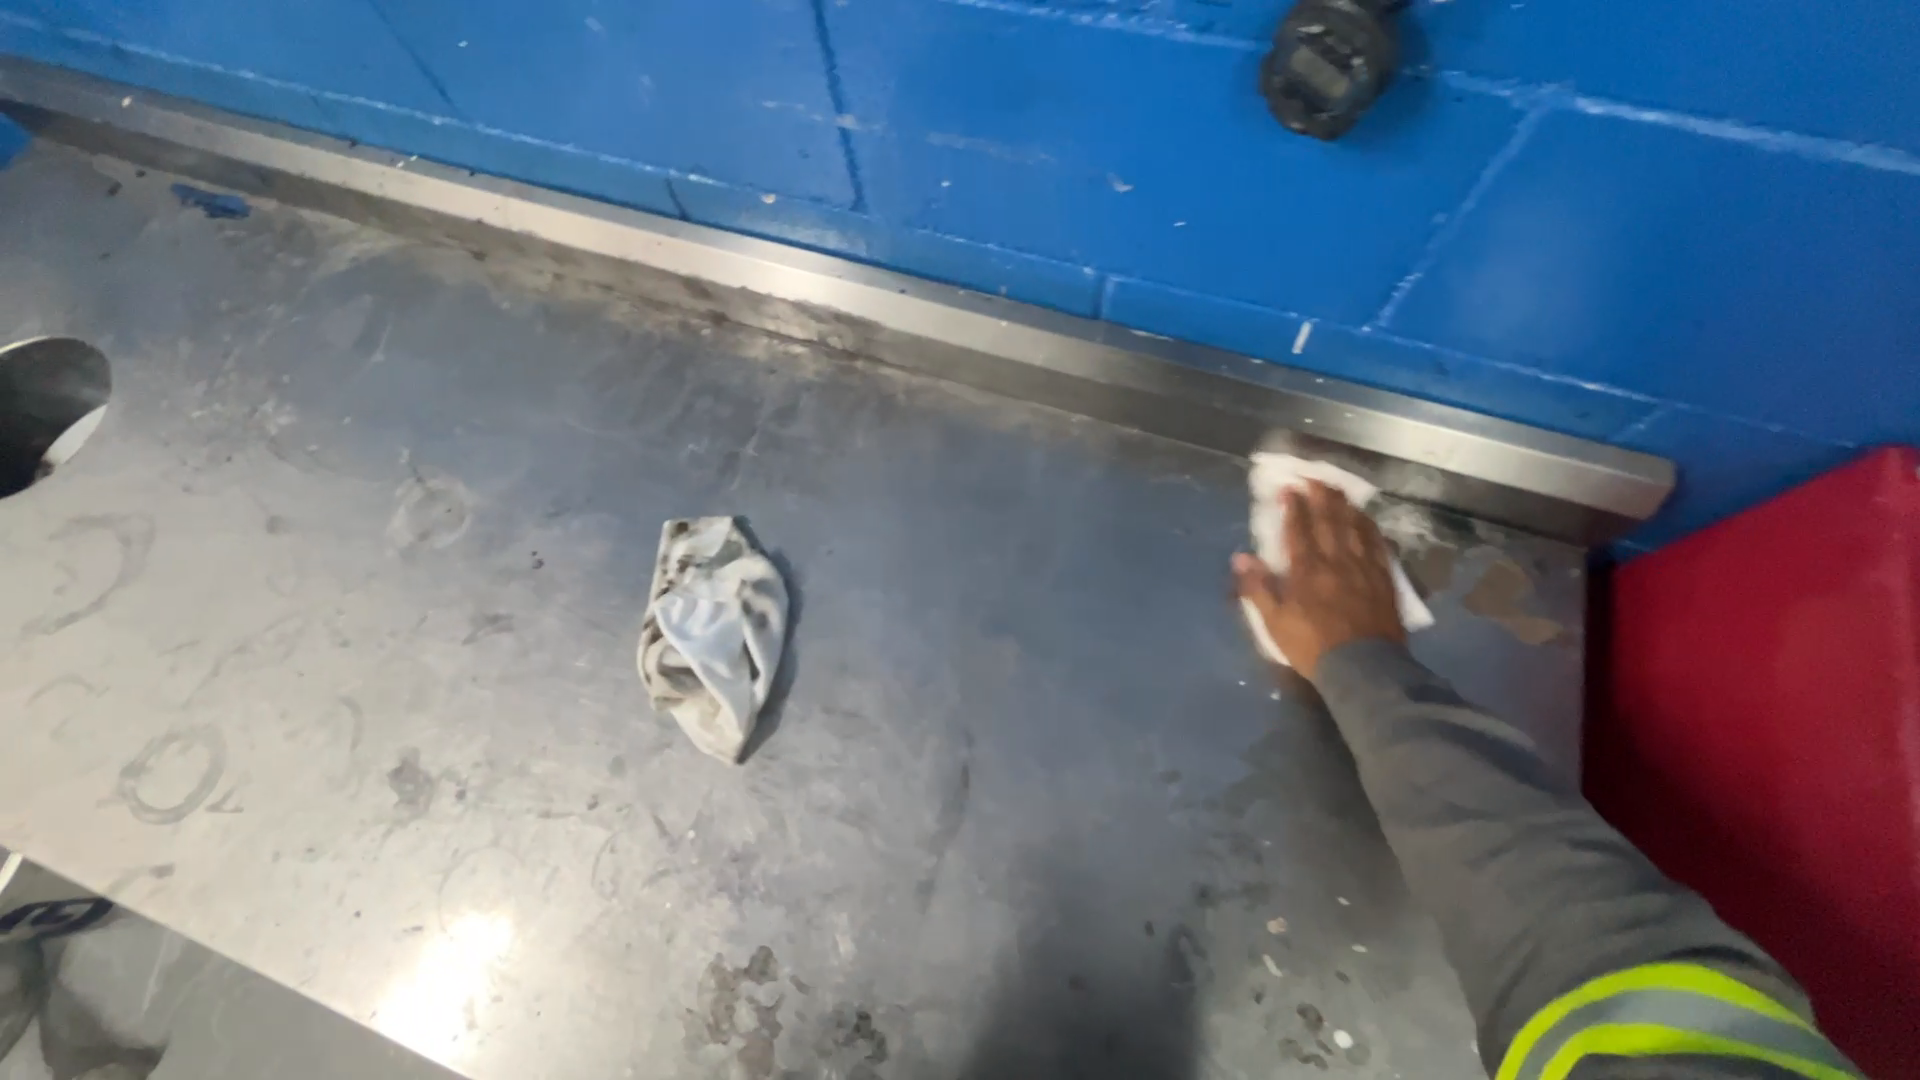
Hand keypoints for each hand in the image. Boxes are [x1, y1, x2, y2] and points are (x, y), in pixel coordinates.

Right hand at [1234, 480, 1405, 679]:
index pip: (1298, 528)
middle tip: (1313, 477)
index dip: (1292, 506)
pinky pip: (1377, 545)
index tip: (1288, 488)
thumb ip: (1257, 587)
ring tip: (1338, 490)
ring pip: (1355, 527)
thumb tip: (1241, 557)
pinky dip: (1369, 527)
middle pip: (1329, 520)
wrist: (1363, 668)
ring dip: (1345, 505)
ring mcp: (1364, 568)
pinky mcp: (1384, 579)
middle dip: (1320, 496)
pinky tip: (1366, 520)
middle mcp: (1336, 560)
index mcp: (1306, 570)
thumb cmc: (1311, 646)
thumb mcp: (1274, 621)